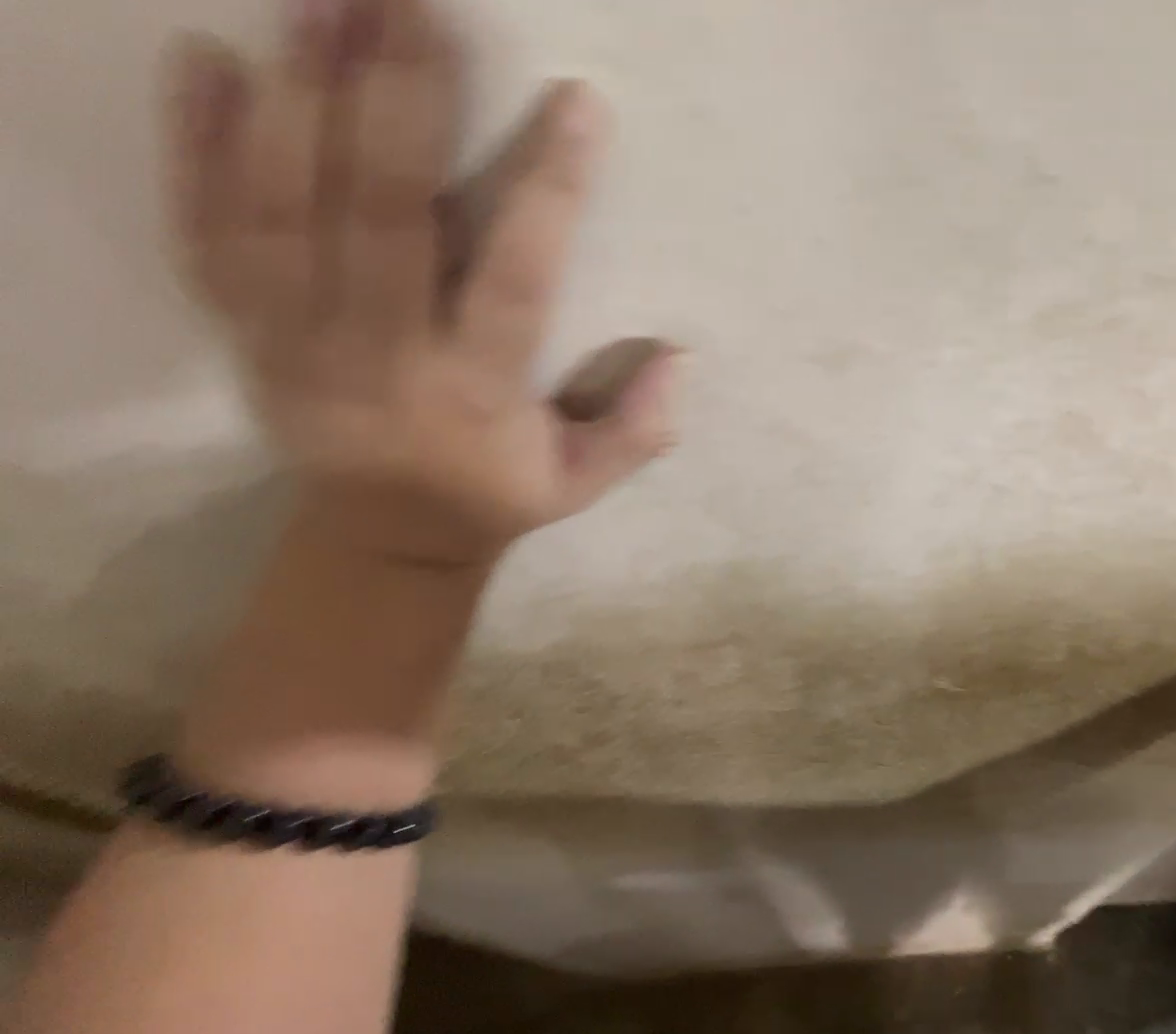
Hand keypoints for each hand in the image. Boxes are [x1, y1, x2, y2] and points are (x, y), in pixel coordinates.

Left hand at [162, 0, 675, 567]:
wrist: (381, 539)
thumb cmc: (496, 495)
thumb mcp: (583, 483)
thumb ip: (637, 431)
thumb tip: (680, 361)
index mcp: (476, 392)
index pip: (515, 278)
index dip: (548, 190)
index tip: (577, 103)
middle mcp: (382, 358)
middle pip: (384, 217)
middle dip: (399, 100)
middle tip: (415, 4)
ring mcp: (297, 342)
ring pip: (287, 211)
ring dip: (303, 98)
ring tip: (328, 4)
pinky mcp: (243, 333)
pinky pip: (207, 237)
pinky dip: (196, 148)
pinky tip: (207, 62)